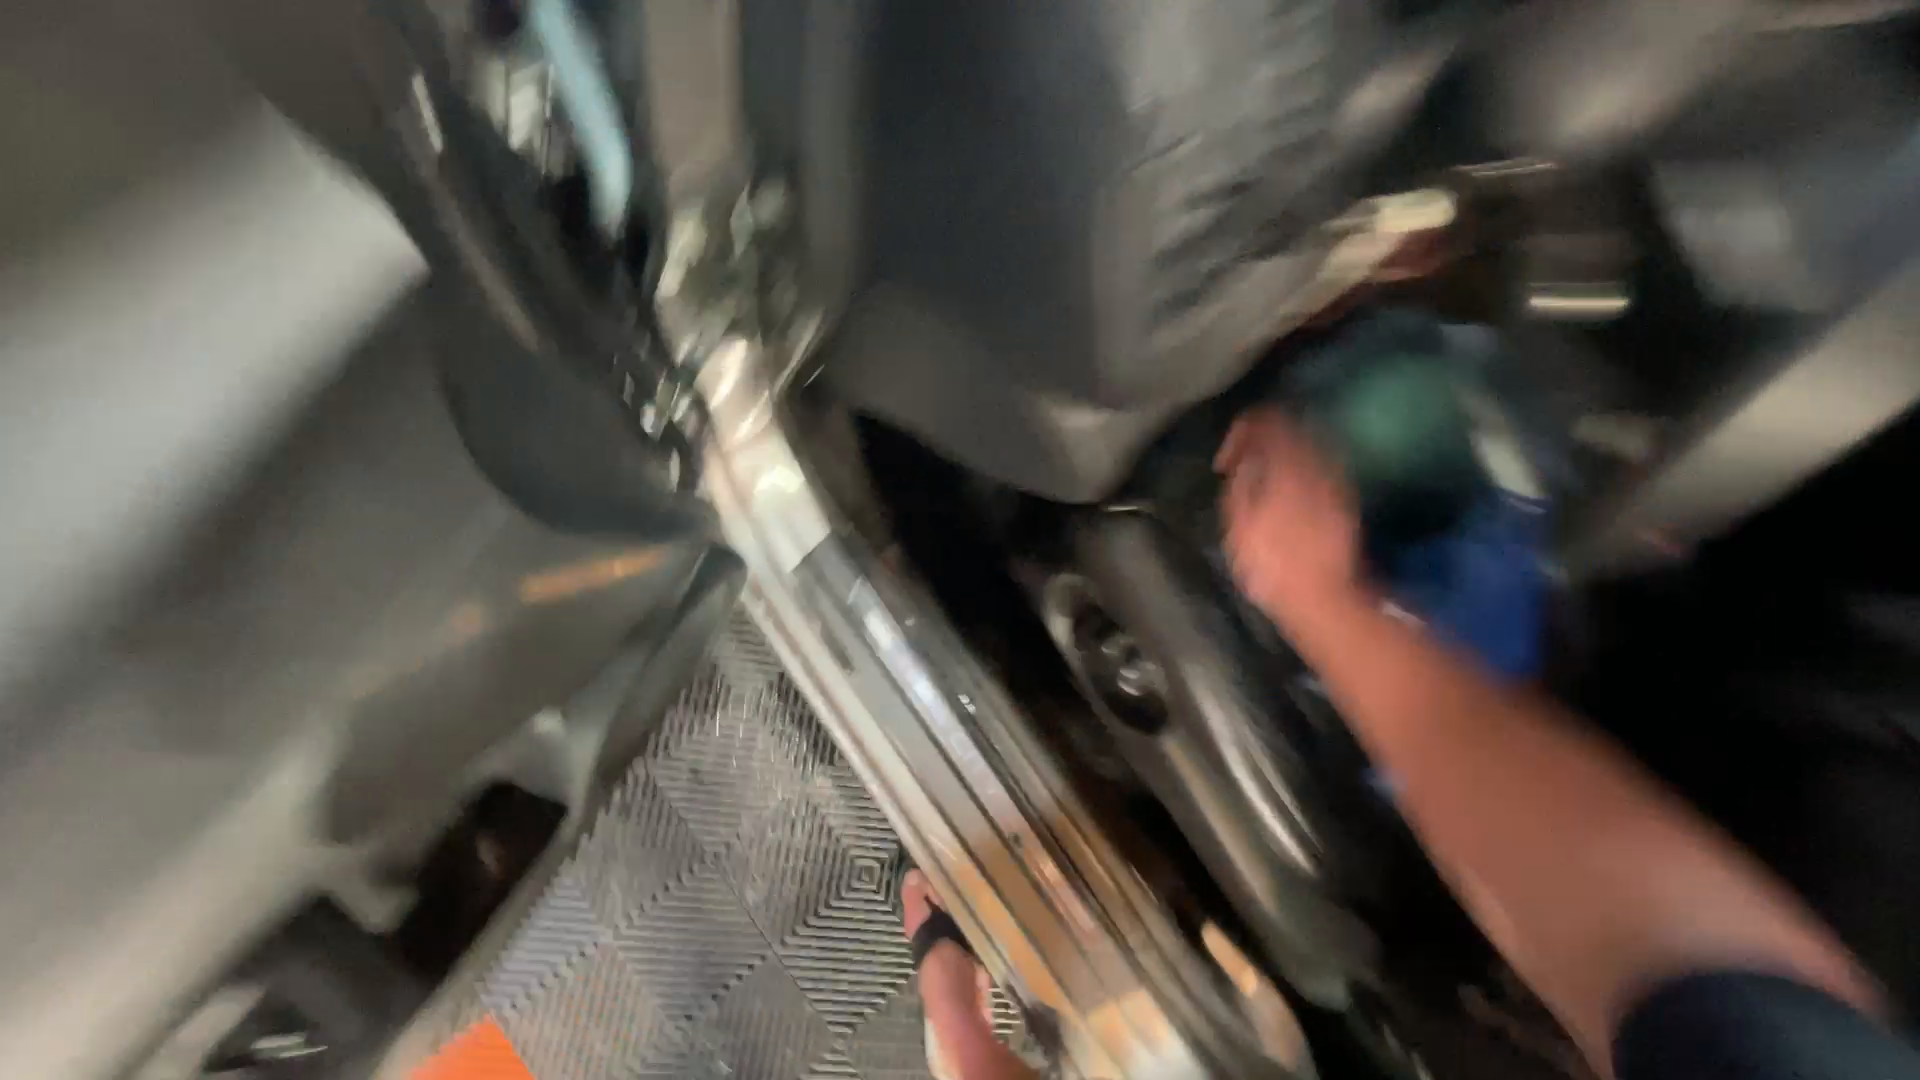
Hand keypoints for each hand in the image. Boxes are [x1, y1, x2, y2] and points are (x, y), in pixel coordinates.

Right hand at [1215, 409, 1363, 624]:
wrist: (1323, 599)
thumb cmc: (1271, 566)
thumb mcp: (1238, 526)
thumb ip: (1240, 483)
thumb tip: (1243, 462)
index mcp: (1286, 466)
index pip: (1266, 422)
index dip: (1241, 430)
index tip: (1224, 459)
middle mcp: (1316, 465)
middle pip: (1291, 429)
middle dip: (1262, 439)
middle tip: (1240, 464)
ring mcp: (1335, 483)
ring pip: (1308, 448)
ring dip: (1282, 455)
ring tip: (1261, 479)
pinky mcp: (1344, 502)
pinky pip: (1320, 469)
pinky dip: (1299, 471)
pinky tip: (1285, 494)